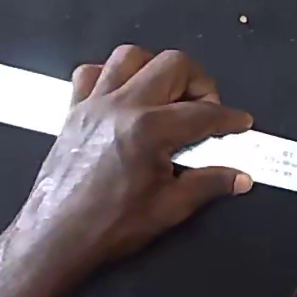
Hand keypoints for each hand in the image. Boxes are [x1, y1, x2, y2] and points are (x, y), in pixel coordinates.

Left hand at [2, 45, 253, 283]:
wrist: (57, 239)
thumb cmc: (107, 226)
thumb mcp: (171, 207)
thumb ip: (210, 184)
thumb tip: (238, 177)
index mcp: (148, 130)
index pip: (203, 113)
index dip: (230, 118)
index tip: (239, 123)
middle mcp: (121, 107)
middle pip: (174, 65)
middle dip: (200, 83)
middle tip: (207, 110)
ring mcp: (95, 104)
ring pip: (132, 56)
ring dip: (157, 69)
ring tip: (170, 96)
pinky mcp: (75, 111)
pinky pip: (92, 72)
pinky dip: (112, 74)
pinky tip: (126, 95)